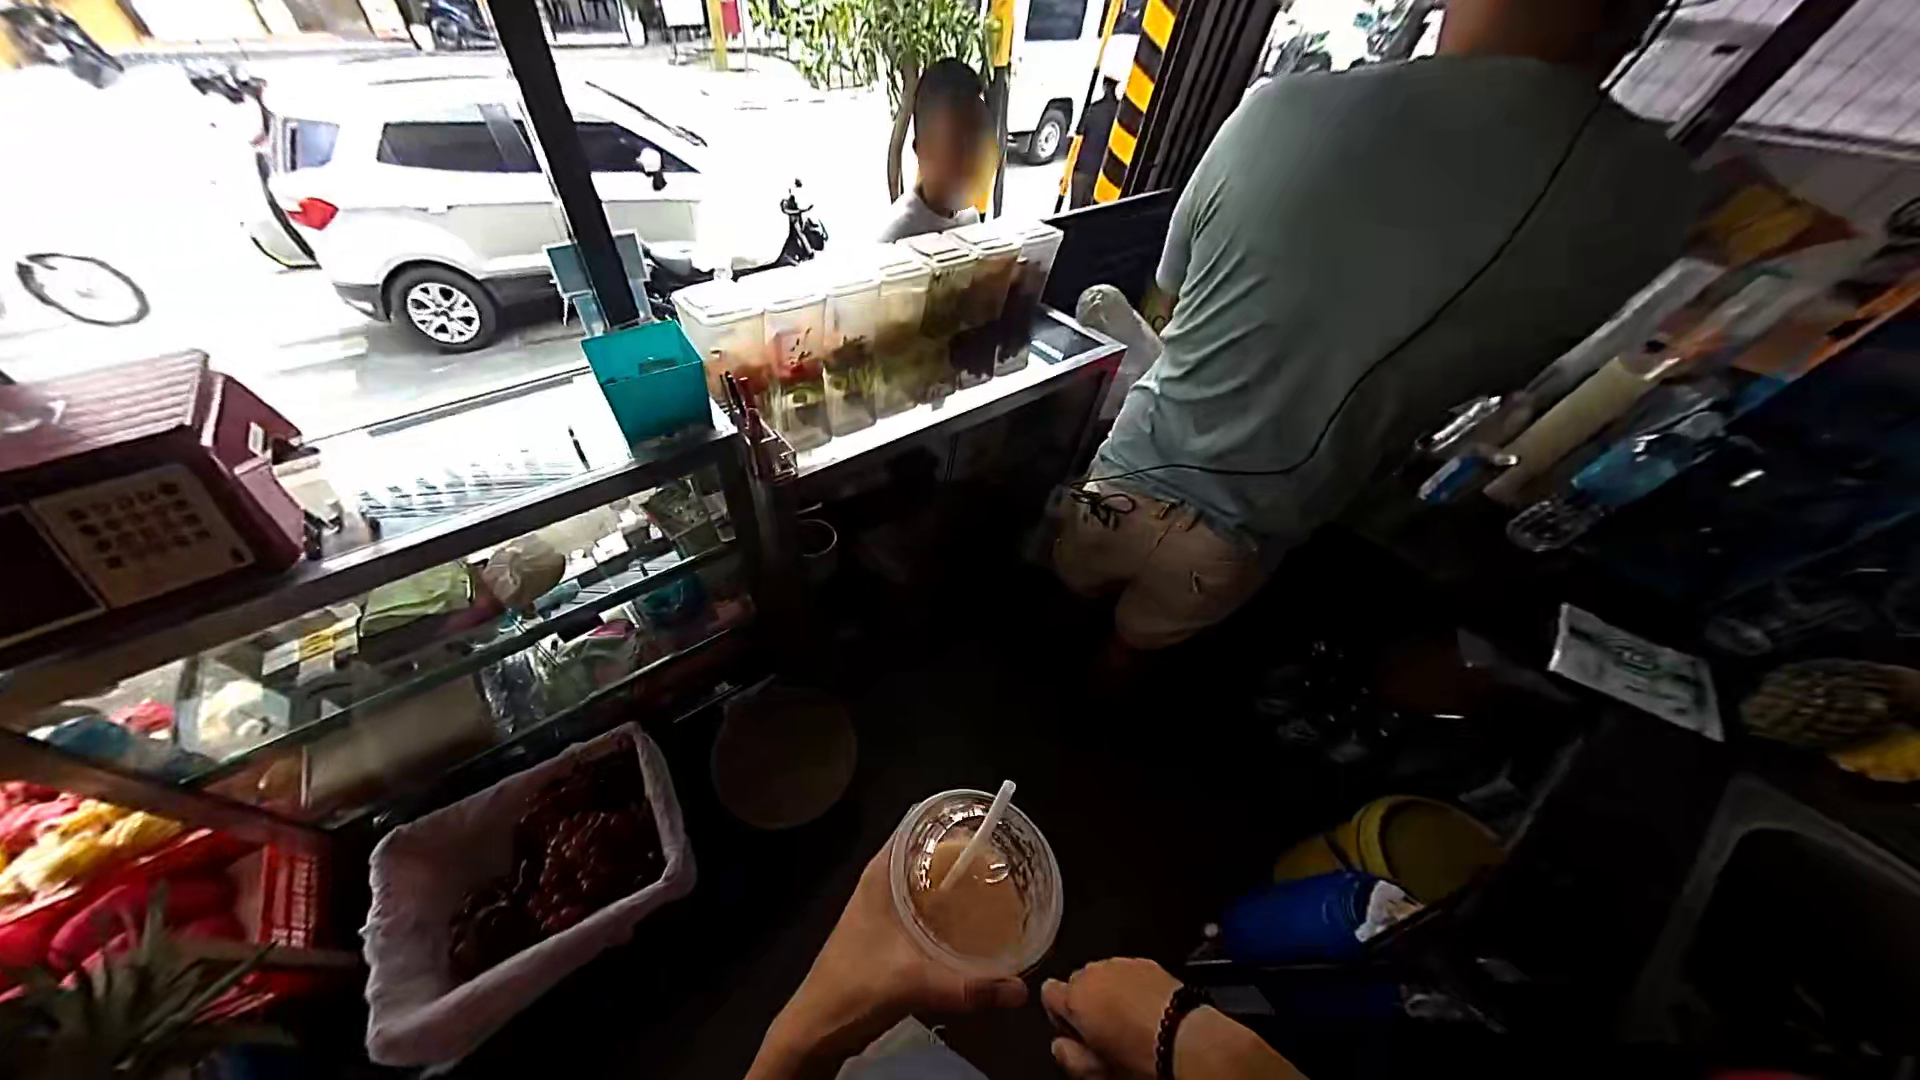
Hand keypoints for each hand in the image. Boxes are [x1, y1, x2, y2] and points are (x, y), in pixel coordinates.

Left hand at [748, 847, 1027, 1079]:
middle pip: (927, 848)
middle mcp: (884, 878)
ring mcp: (884, 902)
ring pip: (925, 875)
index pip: (918, 824)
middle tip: (1003, 855)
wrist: (816, 1028)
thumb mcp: (914, 983)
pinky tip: (972, 916)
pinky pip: (924, 900)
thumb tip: (1021, 989)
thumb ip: (968, 987)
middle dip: (962, 848)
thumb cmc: (856, 987)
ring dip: (955, 876)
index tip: (987, 822)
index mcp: (883, 871)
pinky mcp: (888, 926)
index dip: (951, 818)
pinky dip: (947, 901)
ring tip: (995, 880)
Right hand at [1042, 957, 1177, 1078]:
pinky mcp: (1143, 961)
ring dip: (1108, 993)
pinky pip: (1127, 971)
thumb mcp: (1098, 1072)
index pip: (1048, 992)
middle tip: (1105, 1032)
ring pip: (1102, 975)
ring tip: (1128, 1021)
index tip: (1076, 1033)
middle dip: (1086, 1003)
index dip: (1059, 1015)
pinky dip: (1130, 986)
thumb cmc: (1140, 1058)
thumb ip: (1069, 1057)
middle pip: (1076, 983)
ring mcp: (1119, 963)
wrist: (1183, 1036)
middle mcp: (1093, 973)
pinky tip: (1145, 1010)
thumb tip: (1060, 1046)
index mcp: (1075, 998)